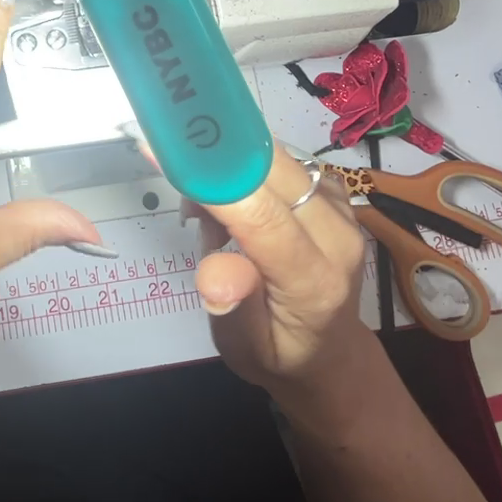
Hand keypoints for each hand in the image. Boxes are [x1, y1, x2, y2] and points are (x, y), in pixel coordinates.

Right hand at [187, 144, 368, 388]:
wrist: (329, 351)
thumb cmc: (278, 351)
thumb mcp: (245, 348)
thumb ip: (233, 310)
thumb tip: (215, 275)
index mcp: (314, 282)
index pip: (262, 216)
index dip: (210, 179)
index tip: (160, 149)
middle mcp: (337, 237)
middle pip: (270, 171)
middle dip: (214, 161)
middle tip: (178, 181)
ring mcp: (341, 210)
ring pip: (274, 157)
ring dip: (229, 165)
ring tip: (208, 212)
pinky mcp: (333, 192)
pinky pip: (282, 159)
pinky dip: (246, 166)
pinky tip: (233, 200)